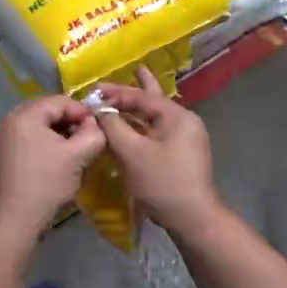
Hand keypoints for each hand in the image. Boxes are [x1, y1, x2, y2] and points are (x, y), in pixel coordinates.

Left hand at [0, 96, 106, 232]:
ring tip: (76, 149)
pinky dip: (46, 143)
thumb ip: (93, 133)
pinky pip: (29, 139)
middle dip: (70, 121)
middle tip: (88, 137)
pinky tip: (58, 160)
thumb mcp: (78, 155)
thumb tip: (95, 124)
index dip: (82, 111)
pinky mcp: (3, 155)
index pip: (60, 101)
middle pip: (47, 110)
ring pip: (38, 125)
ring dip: (59, 133)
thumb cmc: (47, 182)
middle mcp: (10, 121)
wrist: (14, 219)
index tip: (98, 127)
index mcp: (25, 115)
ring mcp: (3, 139)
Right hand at [91, 69, 224, 235]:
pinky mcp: (181, 155)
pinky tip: (131, 127)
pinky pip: (158, 133)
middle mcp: (185, 122)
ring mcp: (185, 139)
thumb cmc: (162, 182)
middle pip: (155, 101)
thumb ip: (113, 127)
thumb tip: (100, 110)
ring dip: (138, 111)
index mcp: (177, 116)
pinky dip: (143, 128)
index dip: (116, 93)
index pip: (142, 96)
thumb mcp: (132, 153)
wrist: (192, 218)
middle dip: (139, 89)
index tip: (93, 91)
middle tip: (133, 69)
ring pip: (156, 119)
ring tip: (128, 95)